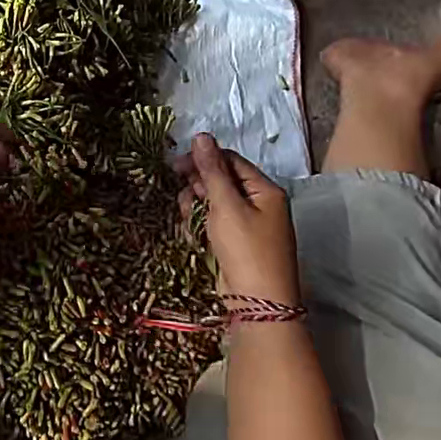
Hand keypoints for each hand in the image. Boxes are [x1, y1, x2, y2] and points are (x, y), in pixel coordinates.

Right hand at [176, 133, 299, 302]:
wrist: (258, 303)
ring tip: (189, 217)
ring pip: (215, 201)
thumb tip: (201, 136)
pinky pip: (216, 221)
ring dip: (198, 204)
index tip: (176, 165)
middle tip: (183, 196)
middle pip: (223, 180)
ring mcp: (250, 224)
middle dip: (199, 184)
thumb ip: (211, 170)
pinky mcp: (237, 242)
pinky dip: (203, 222)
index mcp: (265, 190)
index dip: (203, 159)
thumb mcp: (226, 205)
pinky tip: (194, 231)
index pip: (231, 161)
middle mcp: (260, 203)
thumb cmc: (246, 249)